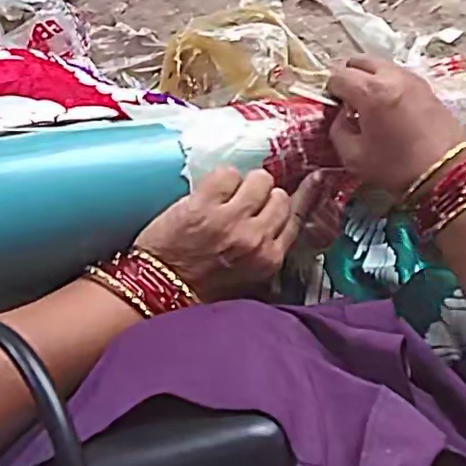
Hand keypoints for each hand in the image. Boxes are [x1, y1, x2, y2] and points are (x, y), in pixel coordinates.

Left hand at [134, 168, 318, 301]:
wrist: (153, 291)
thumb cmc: (199, 288)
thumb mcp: (247, 279)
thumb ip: (266, 252)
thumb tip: (279, 222)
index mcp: (269, 259)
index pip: (296, 217)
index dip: (301, 196)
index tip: (311, 180)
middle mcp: (256, 239)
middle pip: (279, 196)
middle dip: (265, 196)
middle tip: (246, 203)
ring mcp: (230, 220)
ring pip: (260, 180)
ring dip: (245, 184)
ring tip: (228, 196)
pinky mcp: (204, 205)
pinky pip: (228, 174)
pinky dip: (221, 179)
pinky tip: (210, 193)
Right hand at [327, 56, 465, 195]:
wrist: (445, 174)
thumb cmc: (397, 168)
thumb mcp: (354, 157)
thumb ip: (338, 130)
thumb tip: (341, 115)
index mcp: (370, 92)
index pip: (338, 75)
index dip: (331, 91)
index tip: (335, 107)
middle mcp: (391, 76)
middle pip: (359, 61)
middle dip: (349, 77)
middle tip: (350, 101)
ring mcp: (412, 78)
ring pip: (380, 65)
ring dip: (369, 78)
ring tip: (371, 105)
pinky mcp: (426, 86)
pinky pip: (398, 75)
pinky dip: (388, 83)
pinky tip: (390, 108)